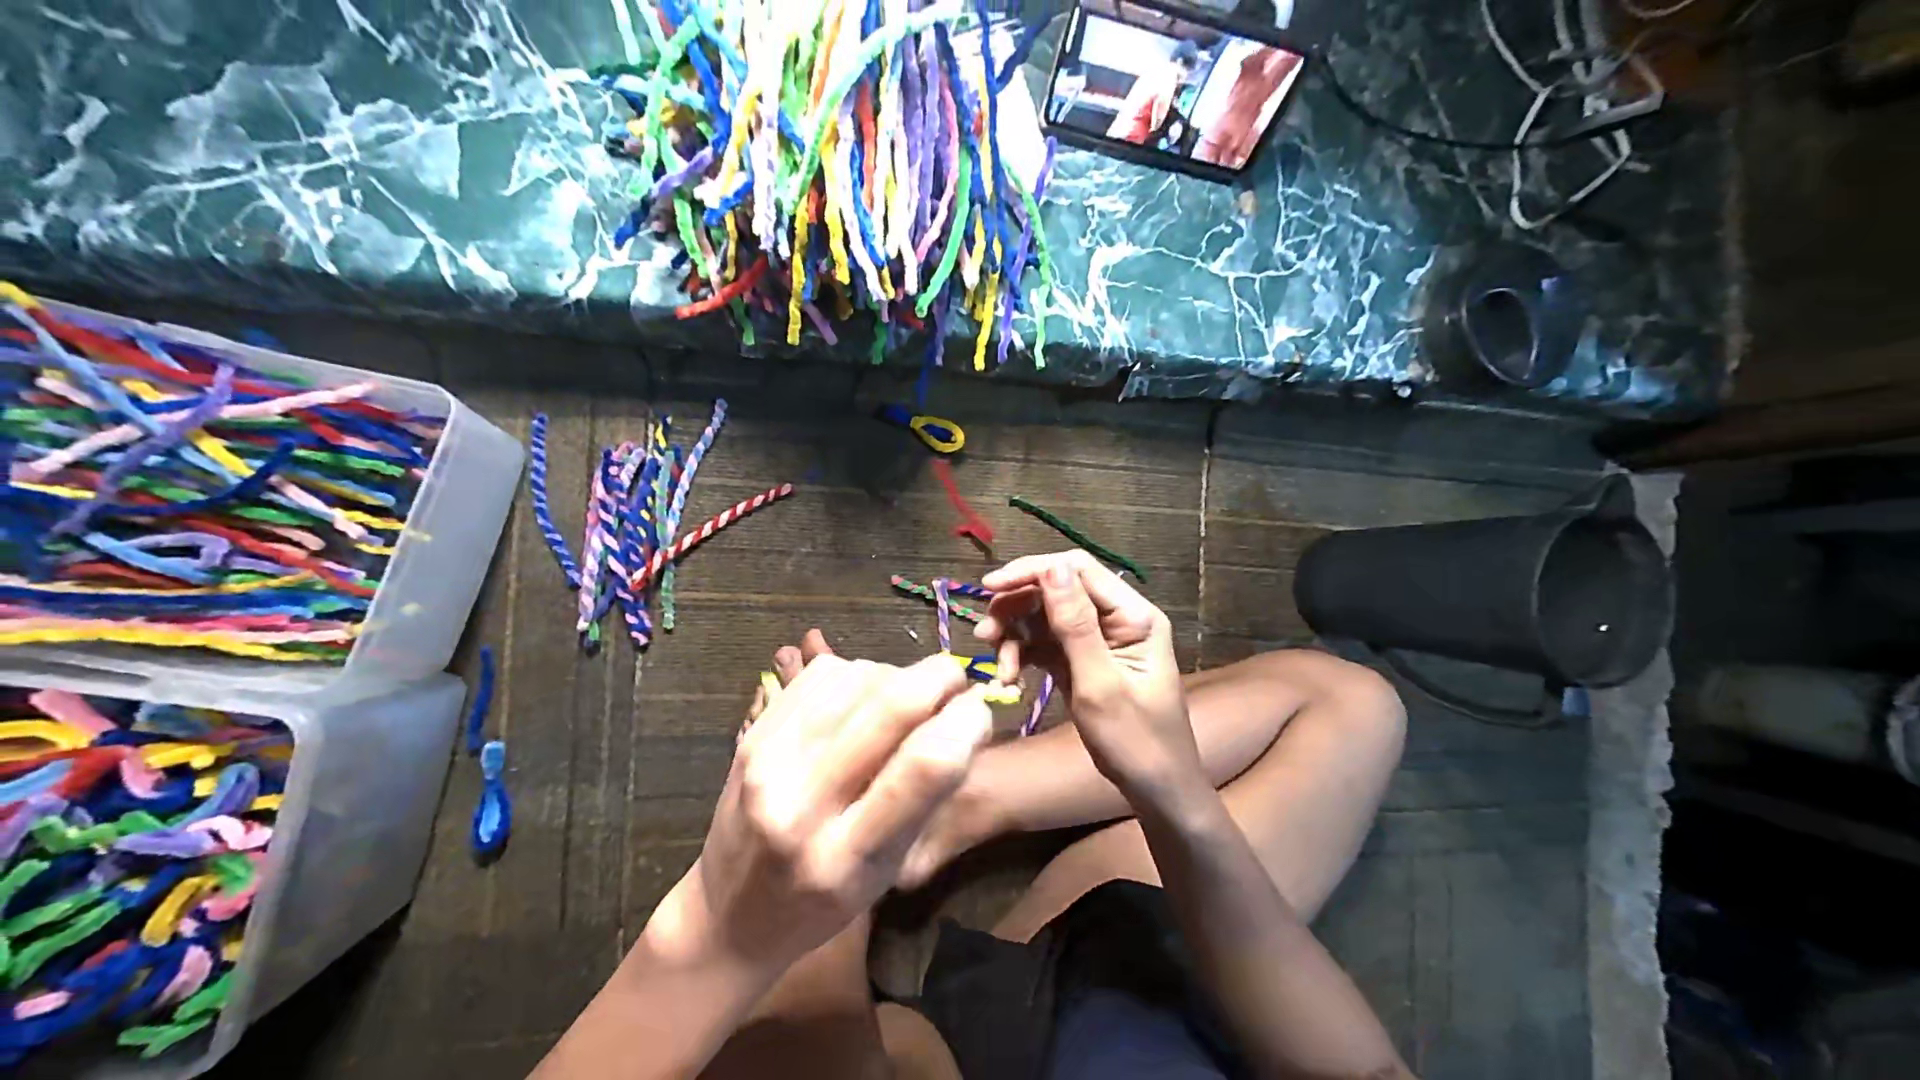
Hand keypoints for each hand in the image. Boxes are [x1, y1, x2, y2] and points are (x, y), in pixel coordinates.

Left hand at [648, 649, 991, 979]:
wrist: (728, 915)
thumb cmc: (822, 904)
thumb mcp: (886, 871)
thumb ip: (925, 797)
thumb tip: (964, 713)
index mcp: (848, 857)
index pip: (923, 765)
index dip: (965, 721)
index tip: (978, 712)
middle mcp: (801, 804)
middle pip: (889, 706)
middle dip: (938, 676)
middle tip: (955, 678)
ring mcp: (767, 762)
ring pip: (855, 677)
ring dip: (897, 673)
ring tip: (907, 694)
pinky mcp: (751, 734)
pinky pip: (821, 673)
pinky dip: (857, 670)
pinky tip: (865, 694)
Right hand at [976, 551, 1204, 805]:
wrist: (1155, 789)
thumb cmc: (1135, 740)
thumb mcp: (1100, 683)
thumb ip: (1076, 624)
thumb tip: (1052, 568)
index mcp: (1133, 614)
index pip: (1077, 570)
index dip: (1031, 571)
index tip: (989, 589)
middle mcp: (1116, 618)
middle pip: (1056, 590)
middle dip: (1016, 607)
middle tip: (985, 635)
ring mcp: (1097, 639)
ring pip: (1044, 617)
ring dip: (1015, 635)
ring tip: (997, 666)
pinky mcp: (1081, 660)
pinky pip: (1044, 643)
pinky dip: (1023, 655)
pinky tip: (1010, 678)